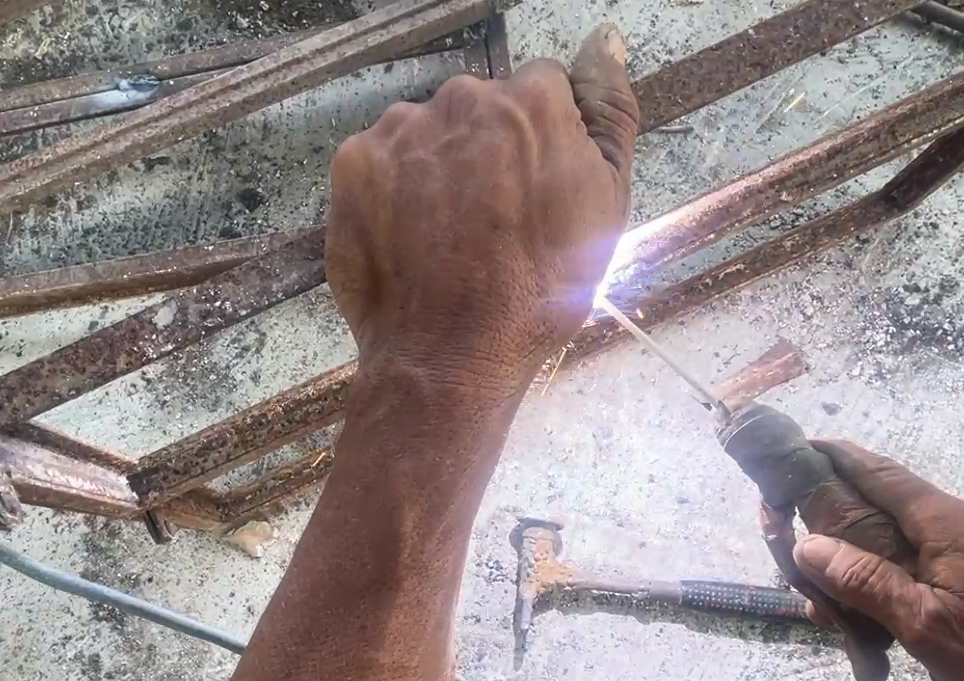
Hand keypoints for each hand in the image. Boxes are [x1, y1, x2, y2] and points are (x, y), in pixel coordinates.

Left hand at [324, 24, 637, 424]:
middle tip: (486, 229)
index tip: (530, 201)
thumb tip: (602, 40)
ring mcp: (399, 131)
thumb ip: (611, 113)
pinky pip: (380, 165)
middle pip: (477, 112)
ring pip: (425, 136)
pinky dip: (391, 195)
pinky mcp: (352, 168)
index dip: (538, 150)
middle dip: (484, 155)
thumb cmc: (538, 296)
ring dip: (434, 171)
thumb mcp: (606, 208)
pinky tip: (406, 241)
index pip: (539, 95)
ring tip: (441, 242)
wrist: (450, 359)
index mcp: (530, 100)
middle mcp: (460, 98)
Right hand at [790, 440, 963, 680]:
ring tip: (878, 640)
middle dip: (844, 553)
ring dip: (882, 581)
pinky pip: (948, 564)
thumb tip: (806, 545)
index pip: (877, 474)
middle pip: (887, 521)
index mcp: (945, 522)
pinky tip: (925, 632)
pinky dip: (917, 588)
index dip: (834, 457)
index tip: (800, 445)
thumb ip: (865, 583)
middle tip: (825, 607)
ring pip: (916, 549)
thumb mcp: (927, 626)